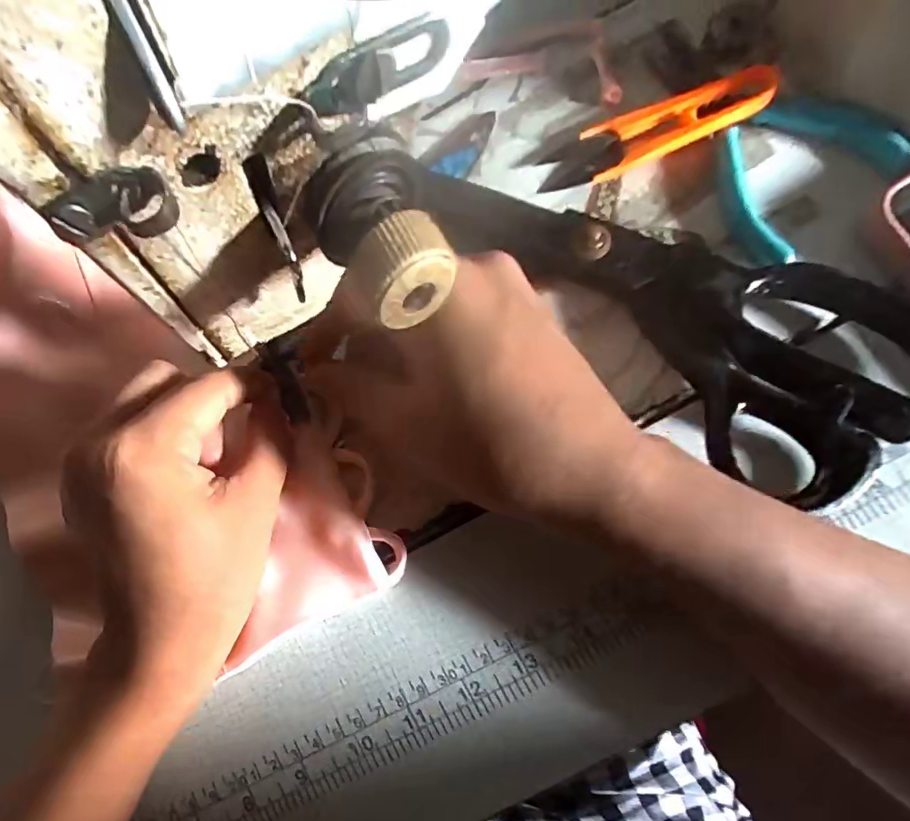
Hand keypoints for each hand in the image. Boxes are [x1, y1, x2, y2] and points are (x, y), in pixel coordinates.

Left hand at [63, 362, 286, 706]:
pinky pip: (121, 429)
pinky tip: (180, 478)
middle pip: (162, 379)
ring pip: (138, 401)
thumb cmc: (216, 579)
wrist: (160, 642)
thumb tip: (277, 399)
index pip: (206, 387)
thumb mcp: (255, 505)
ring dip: (183, 416)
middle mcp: (96, 440)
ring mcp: (78, 459)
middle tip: (241, 438)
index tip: (280, 394)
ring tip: (210, 464)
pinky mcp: (76, 479)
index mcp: (142, 446)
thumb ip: (269, 438)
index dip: (251, 384)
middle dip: (210, 398)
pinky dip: (157, 436)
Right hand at [308, 253, 647, 526]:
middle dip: (367, 331)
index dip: (328, 325)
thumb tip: (317, 371)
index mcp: (437, 285)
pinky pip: (469, 306)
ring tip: (398, 387)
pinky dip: (441, 334)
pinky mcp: (533, 306)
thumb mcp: (409, 424)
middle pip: (397, 283)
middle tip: (355, 383)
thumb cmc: (492, 449)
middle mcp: (476, 265)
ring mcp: (512, 283)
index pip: (358, 281)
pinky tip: (443, 379)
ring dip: (404, 334)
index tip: (318, 366)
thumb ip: (353, 387)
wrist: (591, 467)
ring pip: (433, 295)